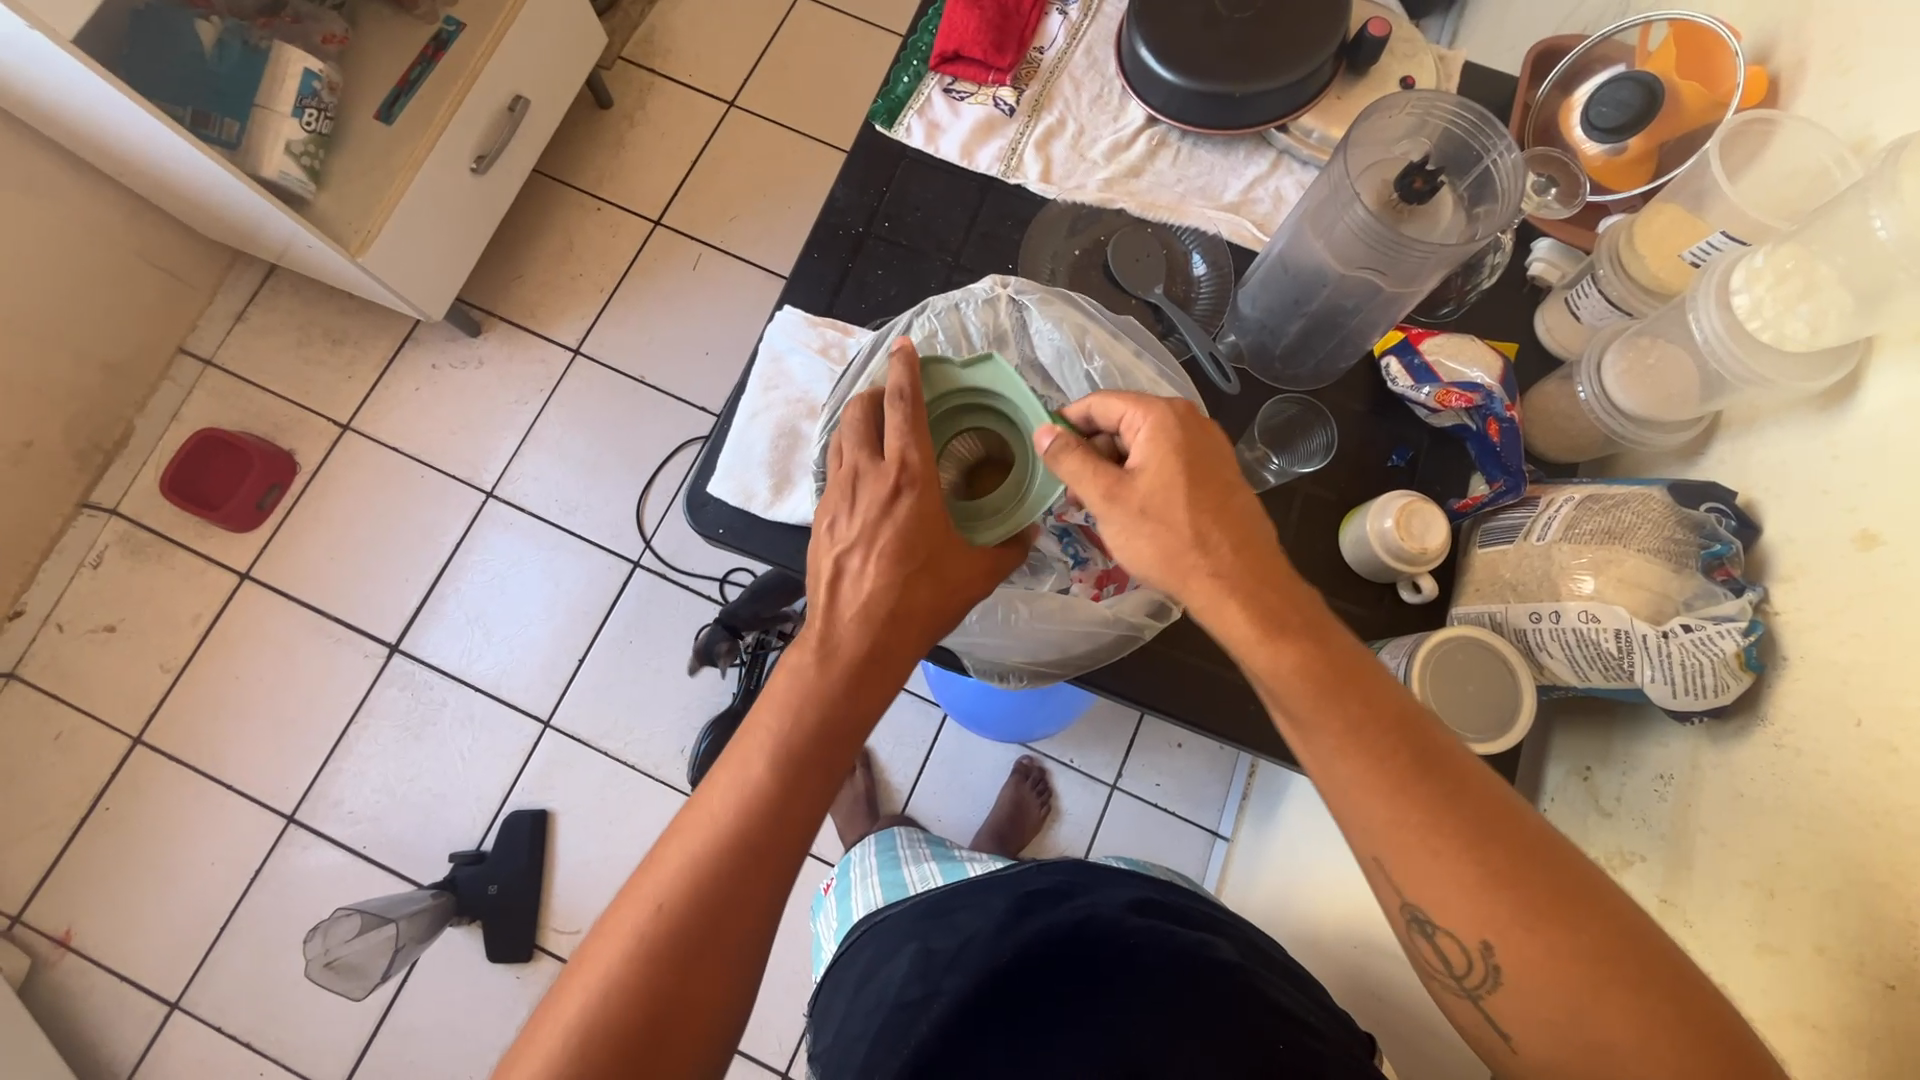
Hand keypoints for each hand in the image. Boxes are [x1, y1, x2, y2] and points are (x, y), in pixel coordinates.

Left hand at [806, 338, 1033, 667]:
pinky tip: (862, 480)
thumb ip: (1008, 547)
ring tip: (876, 430)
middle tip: (894, 397)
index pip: (903, 404)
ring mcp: (837, 495)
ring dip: (857, 422)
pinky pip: (832, 471)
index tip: (905, 346)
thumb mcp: (976, 574)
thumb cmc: (919, 602)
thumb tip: (1030, 531)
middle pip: (859, 409)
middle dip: (875, 391)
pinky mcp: (820, 518)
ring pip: (839, 436)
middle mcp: (867, 475)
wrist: (856, 640)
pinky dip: (847, 459)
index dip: (906, 369)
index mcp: (909, 477)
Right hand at [1033, 392, 1307, 620]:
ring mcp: (1207, 446)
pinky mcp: (1216, 472)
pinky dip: (1141, 480)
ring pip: (1143, 446)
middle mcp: (1188, 420)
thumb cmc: (1167, 538)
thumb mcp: (1108, 499)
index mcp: (1160, 416)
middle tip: (1071, 495)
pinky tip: (1131, 514)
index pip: (1098, 403)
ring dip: (1113, 471)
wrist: (1238, 582)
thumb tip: (1042, 430)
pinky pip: (1166, 463)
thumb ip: (1071, 460)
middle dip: (1090, 454)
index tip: (1044, 455)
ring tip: (1098, 510)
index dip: (1065, 425)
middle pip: (1121, 423)